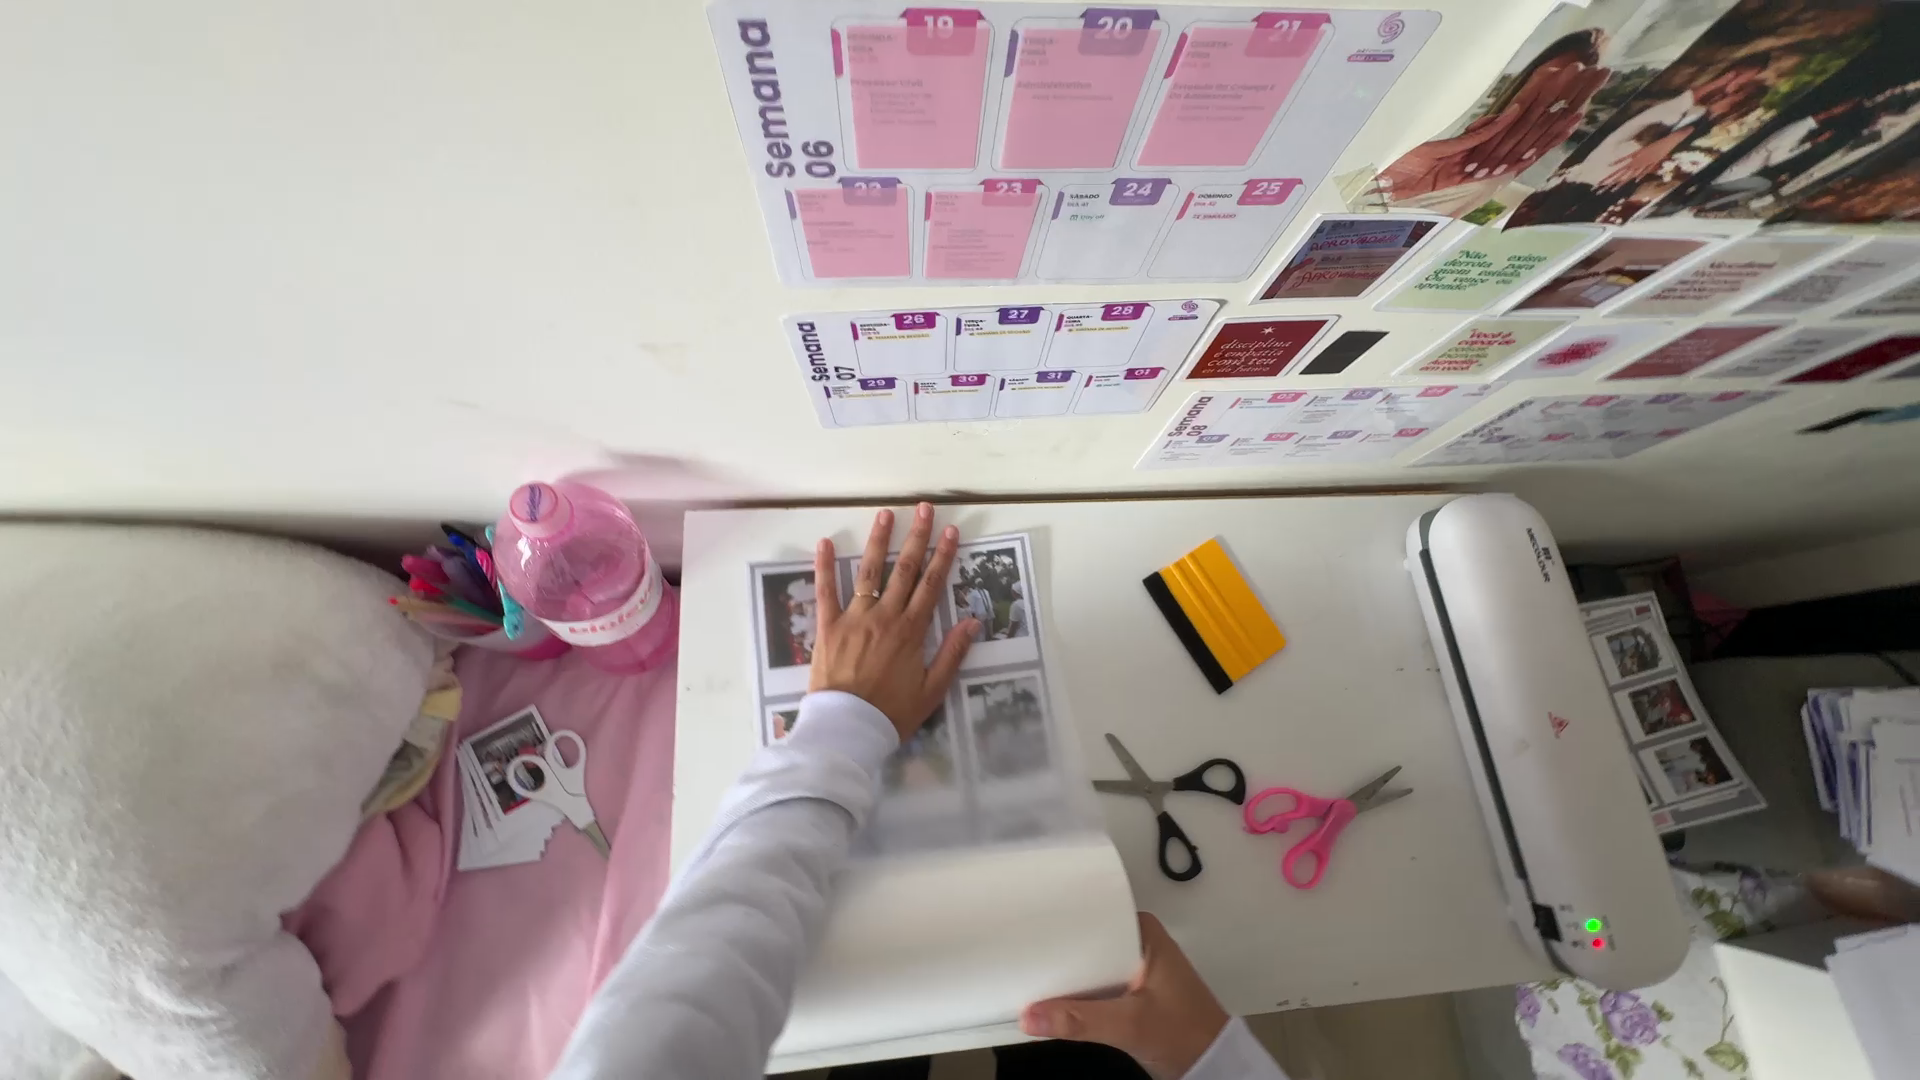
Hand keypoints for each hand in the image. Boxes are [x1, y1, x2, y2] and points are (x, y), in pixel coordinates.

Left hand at [810, 503, 974, 739]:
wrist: (847, 730)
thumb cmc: (892, 713)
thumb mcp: (932, 690)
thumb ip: (952, 654)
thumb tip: (973, 622)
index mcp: (911, 630)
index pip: (931, 584)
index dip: (942, 555)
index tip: (950, 530)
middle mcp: (884, 615)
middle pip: (904, 569)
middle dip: (916, 537)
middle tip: (923, 508)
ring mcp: (854, 617)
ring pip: (868, 571)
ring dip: (878, 540)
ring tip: (885, 513)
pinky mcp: (827, 626)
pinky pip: (825, 591)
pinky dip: (824, 566)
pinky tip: (825, 542)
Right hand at [1019, 913, 1228, 1079]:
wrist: (1218, 1072)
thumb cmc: (1186, 1036)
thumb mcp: (1130, 1026)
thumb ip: (1080, 1021)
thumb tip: (1030, 1016)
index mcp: (1142, 930)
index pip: (1091, 911)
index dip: (1058, 917)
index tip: (1026, 920)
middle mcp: (1137, 940)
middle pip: (1086, 937)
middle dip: (1057, 946)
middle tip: (1019, 948)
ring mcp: (1134, 966)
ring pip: (1089, 960)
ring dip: (1066, 970)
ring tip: (1029, 970)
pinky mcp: (1131, 990)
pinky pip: (1095, 980)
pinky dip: (1077, 989)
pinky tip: (1054, 995)